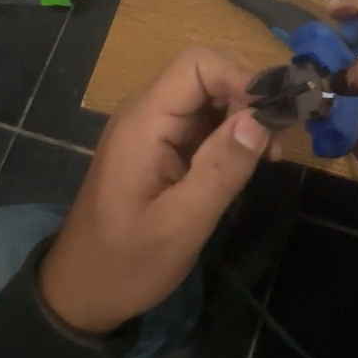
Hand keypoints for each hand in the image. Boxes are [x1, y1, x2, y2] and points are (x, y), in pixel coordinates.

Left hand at [38, 45, 272, 334]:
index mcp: (144, 122)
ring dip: (247, 112)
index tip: (273, 115)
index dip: (241, 77)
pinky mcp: (163, 141)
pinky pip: (205, 116)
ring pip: (211, 91)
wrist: (79, 294)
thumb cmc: (125, 264)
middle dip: (250, 95)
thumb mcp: (180, 226)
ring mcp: (155, 125)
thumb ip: (221, 170)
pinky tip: (252, 157)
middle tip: (278, 139)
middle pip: (208, 71)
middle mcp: (148, 110)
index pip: (198, 63)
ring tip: (272, 152)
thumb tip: (262, 118)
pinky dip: (234, 129)